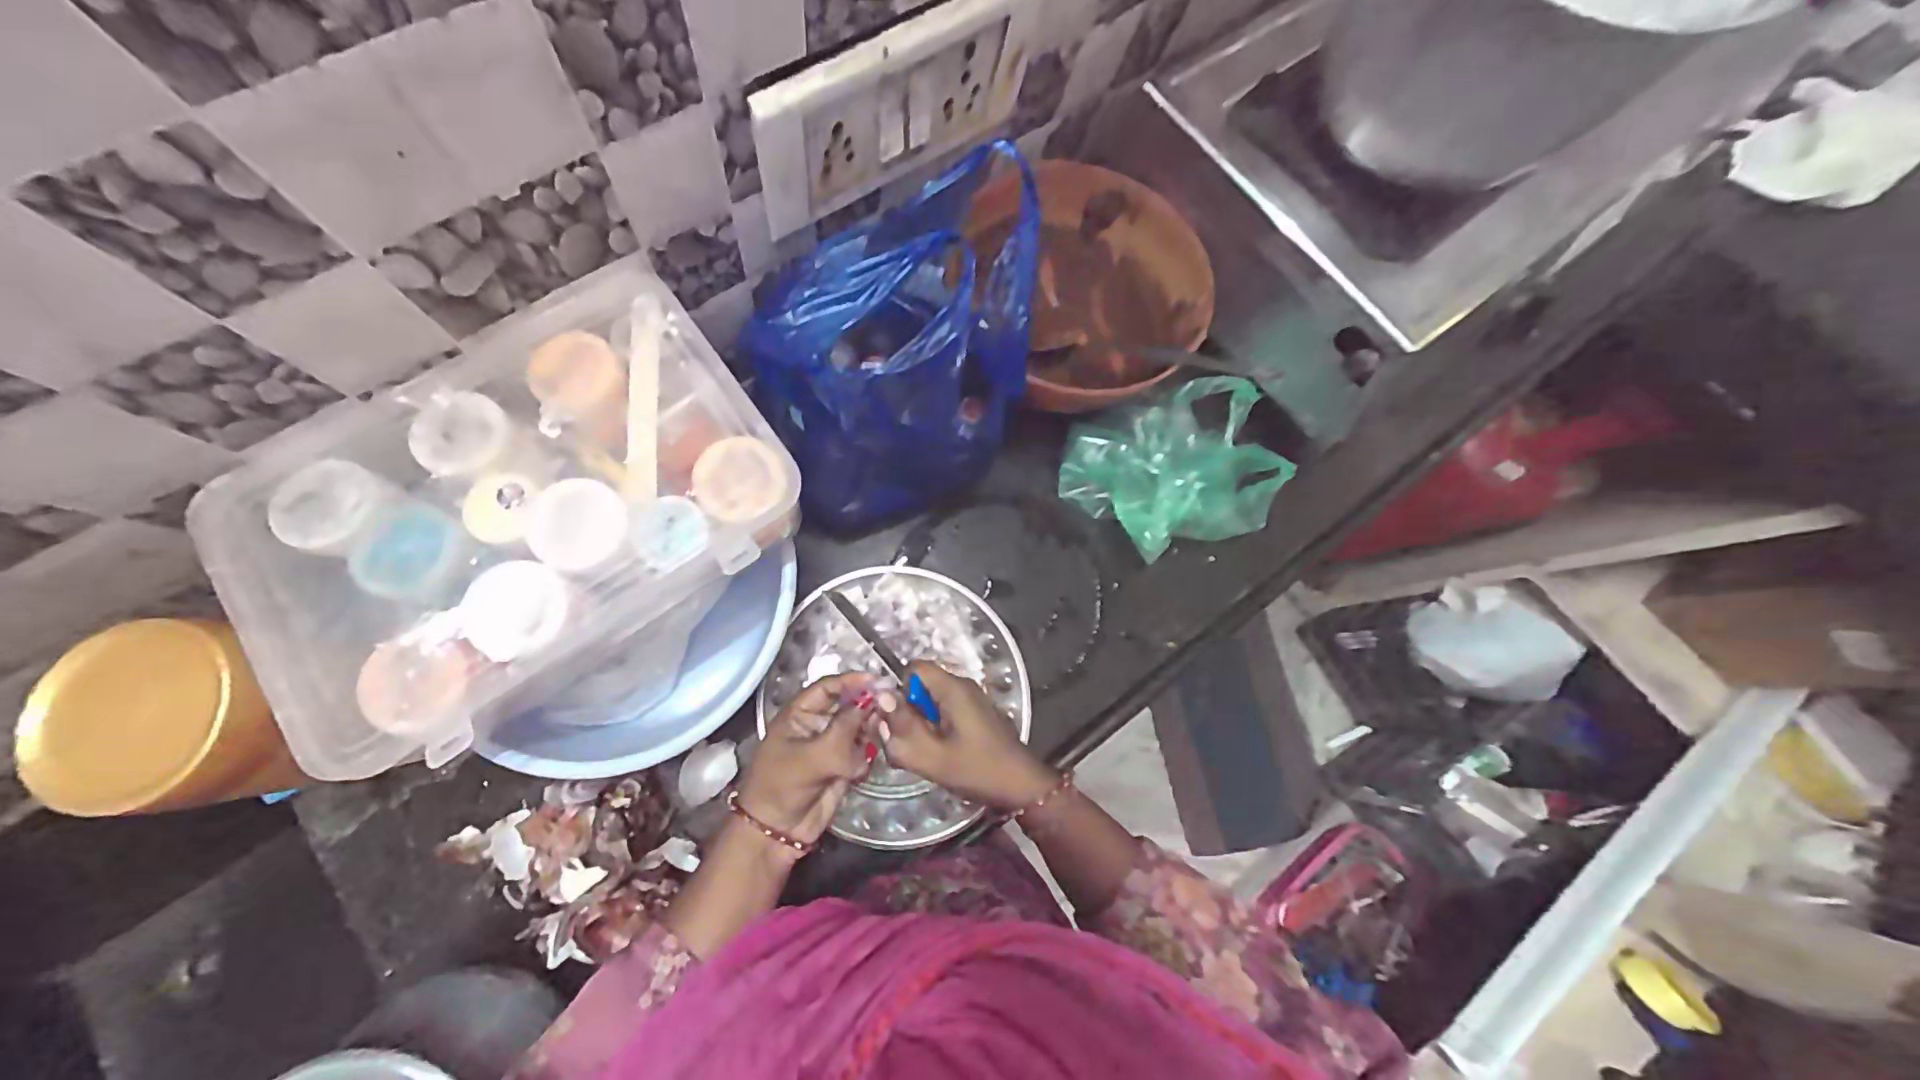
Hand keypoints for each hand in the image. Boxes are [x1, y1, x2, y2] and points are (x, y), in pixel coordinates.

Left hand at [736, 673, 875, 849]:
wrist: (777, 832)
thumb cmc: (783, 786)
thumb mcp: (813, 755)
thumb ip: (844, 728)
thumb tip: (870, 702)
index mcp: (800, 714)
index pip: (829, 687)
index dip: (852, 681)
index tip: (878, 681)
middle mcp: (817, 725)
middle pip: (849, 706)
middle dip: (866, 707)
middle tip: (888, 708)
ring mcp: (831, 747)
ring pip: (859, 729)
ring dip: (868, 734)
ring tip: (875, 740)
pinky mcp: (842, 767)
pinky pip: (862, 753)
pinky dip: (865, 758)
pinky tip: (859, 769)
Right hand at [879, 662, 1057, 810]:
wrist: (1022, 787)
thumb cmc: (977, 770)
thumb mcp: (932, 755)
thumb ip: (903, 727)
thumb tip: (881, 697)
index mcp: (954, 689)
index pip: (914, 668)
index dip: (899, 690)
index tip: (899, 720)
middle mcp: (964, 687)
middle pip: (922, 686)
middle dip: (909, 712)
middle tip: (908, 743)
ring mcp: (972, 700)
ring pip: (932, 701)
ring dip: (922, 724)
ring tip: (925, 753)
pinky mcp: (977, 715)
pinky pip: (946, 712)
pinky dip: (937, 729)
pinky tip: (941, 754)